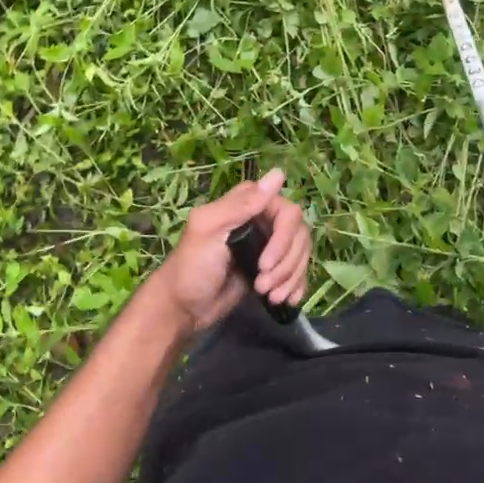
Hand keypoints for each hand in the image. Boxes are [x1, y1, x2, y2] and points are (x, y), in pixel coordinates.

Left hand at [142, 169, 310, 336]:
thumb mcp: (209, 229)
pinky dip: (296, 286)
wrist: (183, 308)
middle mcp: (263, 219)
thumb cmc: (191, 266)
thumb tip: (278, 174)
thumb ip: (241, 204)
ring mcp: (268, 244)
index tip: (265, 264)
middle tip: (263, 286)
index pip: (288, 212)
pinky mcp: (272, 268)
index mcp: (248, 203)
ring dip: (289, 277)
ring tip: (269, 296)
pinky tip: (286, 300)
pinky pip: (298, 271)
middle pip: (299, 234)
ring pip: (301, 253)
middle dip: (286, 264)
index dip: (284, 239)